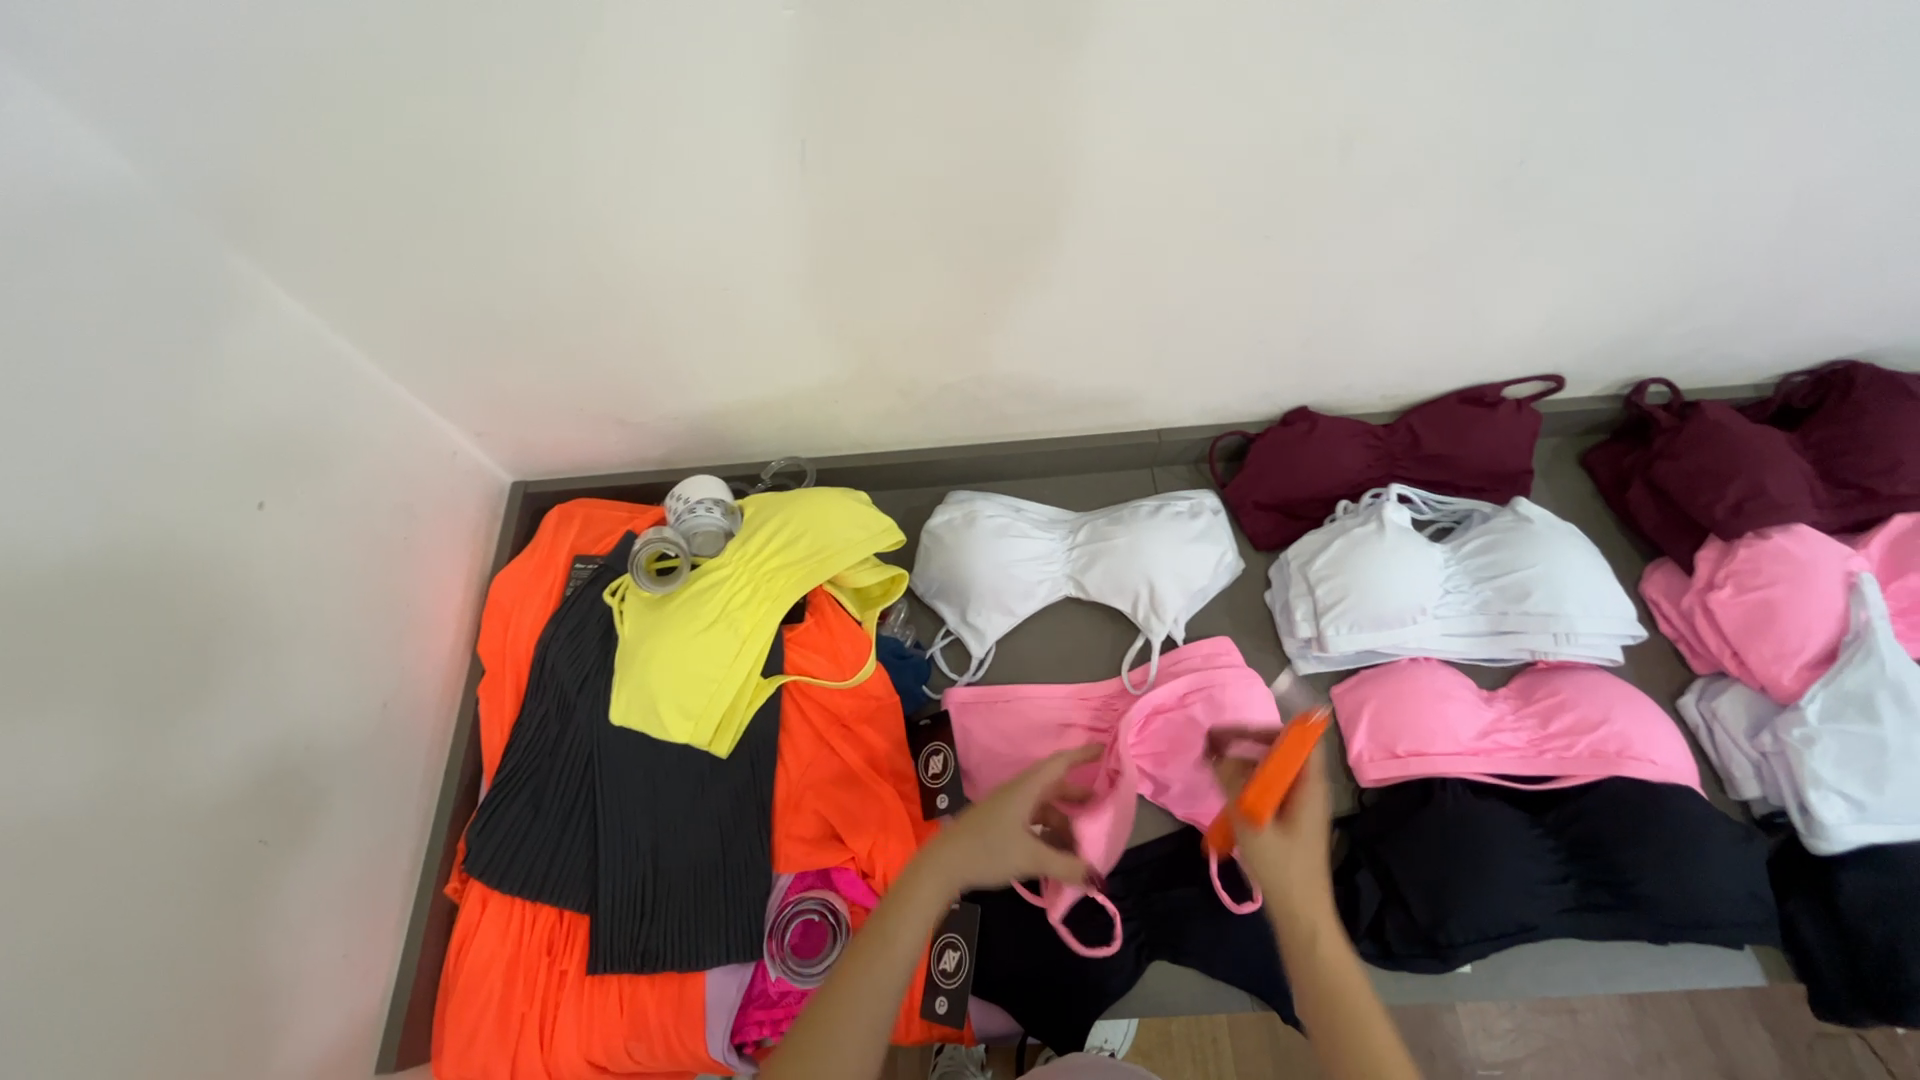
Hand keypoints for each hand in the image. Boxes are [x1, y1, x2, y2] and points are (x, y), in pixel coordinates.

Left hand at [919, 744, 1100, 894]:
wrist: (943, 864)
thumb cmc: (987, 850)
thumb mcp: (1030, 858)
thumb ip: (1066, 866)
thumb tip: (1096, 877)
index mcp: (1026, 789)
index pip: (1060, 763)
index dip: (1082, 755)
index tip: (1103, 750)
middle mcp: (1018, 792)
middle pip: (1054, 787)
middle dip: (1078, 798)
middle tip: (1101, 810)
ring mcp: (1007, 808)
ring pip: (1044, 808)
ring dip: (1063, 822)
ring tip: (1081, 845)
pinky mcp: (999, 823)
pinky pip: (1033, 821)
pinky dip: (1049, 832)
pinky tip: (1057, 853)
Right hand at [1209, 731, 1335, 922]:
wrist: (1301, 915)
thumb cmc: (1281, 868)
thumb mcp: (1252, 822)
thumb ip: (1234, 783)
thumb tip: (1219, 754)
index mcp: (1310, 786)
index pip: (1300, 738)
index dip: (1269, 727)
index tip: (1235, 732)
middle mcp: (1309, 789)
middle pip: (1282, 751)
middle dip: (1247, 742)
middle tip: (1213, 744)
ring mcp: (1301, 805)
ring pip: (1273, 770)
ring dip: (1244, 762)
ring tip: (1213, 764)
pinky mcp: (1291, 820)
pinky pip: (1269, 788)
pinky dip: (1247, 782)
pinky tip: (1226, 792)